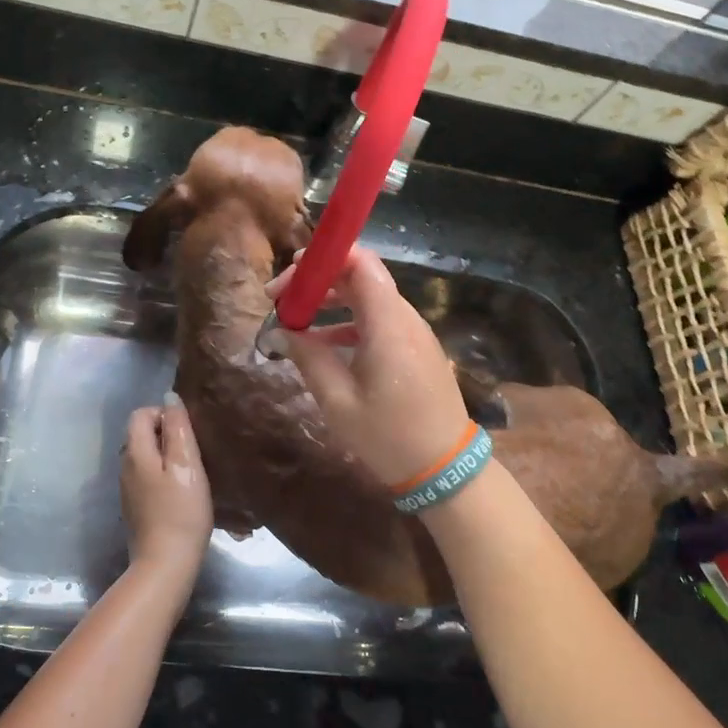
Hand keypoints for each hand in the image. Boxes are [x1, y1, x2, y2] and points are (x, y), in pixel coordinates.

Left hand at [119, 400, 213, 577]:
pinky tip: (182, 493)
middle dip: (166, 434)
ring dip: (166, 456)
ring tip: (192, 471)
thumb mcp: (186, 464)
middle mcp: (125, 466)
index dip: (164, 414)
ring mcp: (128, 489)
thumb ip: (177, 428)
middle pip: (141, 434)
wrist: (165, 564)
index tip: (188, 431)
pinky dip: (163, 476)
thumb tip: (169, 398)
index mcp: (135, 452)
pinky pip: (147, 477)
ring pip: (145, 457)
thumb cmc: (181, 511)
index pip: (140, 413)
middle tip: (194, 450)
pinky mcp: (135, 507)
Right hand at [264, 247, 472, 486]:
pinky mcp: (416, 348)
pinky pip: (379, 319)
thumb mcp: (338, 401)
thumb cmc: (389, 437)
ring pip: (369, 296)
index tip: (291, 275)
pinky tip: (323, 343)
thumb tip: (281, 330)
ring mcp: (414, 332)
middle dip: (319, 279)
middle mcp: (405, 318)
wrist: (446, 470)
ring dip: (331, 300)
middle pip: (361, 274)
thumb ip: (309, 358)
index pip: (361, 262)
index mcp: (388, 325)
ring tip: (295, 321)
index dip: (325, 257)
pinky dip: (348, 320)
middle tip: (280, 299)